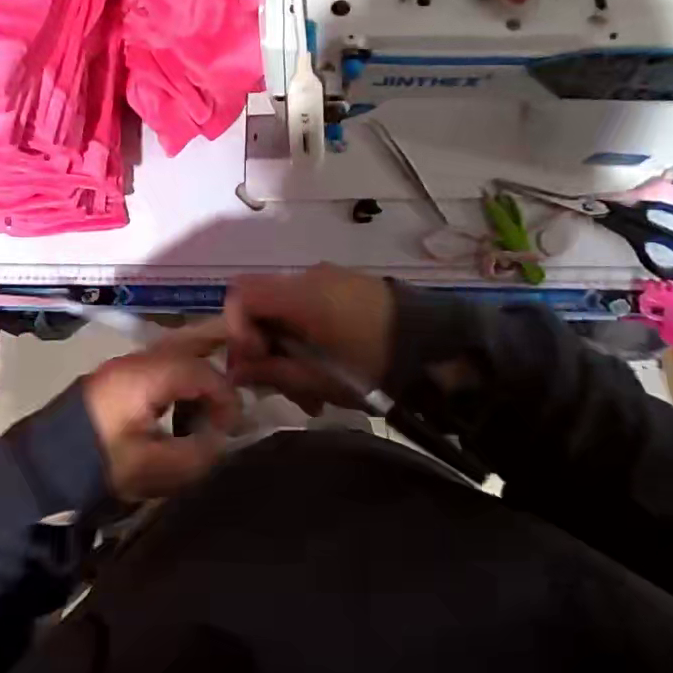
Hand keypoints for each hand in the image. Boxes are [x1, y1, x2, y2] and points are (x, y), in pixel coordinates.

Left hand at [82, 319, 240, 500]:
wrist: (43, 463)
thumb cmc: (99, 463)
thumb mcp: (152, 469)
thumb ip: (196, 453)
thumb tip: (220, 438)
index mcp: (149, 375)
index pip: (203, 373)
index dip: (226, 397)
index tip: (233, 426)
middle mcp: (140, 359)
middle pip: (191, 340)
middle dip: (222, 348)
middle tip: (247, 363)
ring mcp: (127, 363)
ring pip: (176, 348)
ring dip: (201, 363)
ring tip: (218, 390)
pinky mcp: (119, 375)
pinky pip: (162, 362)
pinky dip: (183, 372)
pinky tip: (188, 399)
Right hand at [223, 265, 395, 414]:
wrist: (436, 346)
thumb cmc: (374, 363)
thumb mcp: (321, 378)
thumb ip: (273, 372)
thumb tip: (235, 372)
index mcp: (301, 294)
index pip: (243, 293)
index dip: (237, 326)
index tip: (255, 359)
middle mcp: (310, 277)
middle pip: (264, 305)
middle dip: (264, 346)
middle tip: (279, 387)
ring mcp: (331, 279)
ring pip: (287, 311)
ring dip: (287, 349)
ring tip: (311, 395)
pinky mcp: (348, 288)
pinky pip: (310, 308)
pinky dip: (307, 337)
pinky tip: (326, 373)